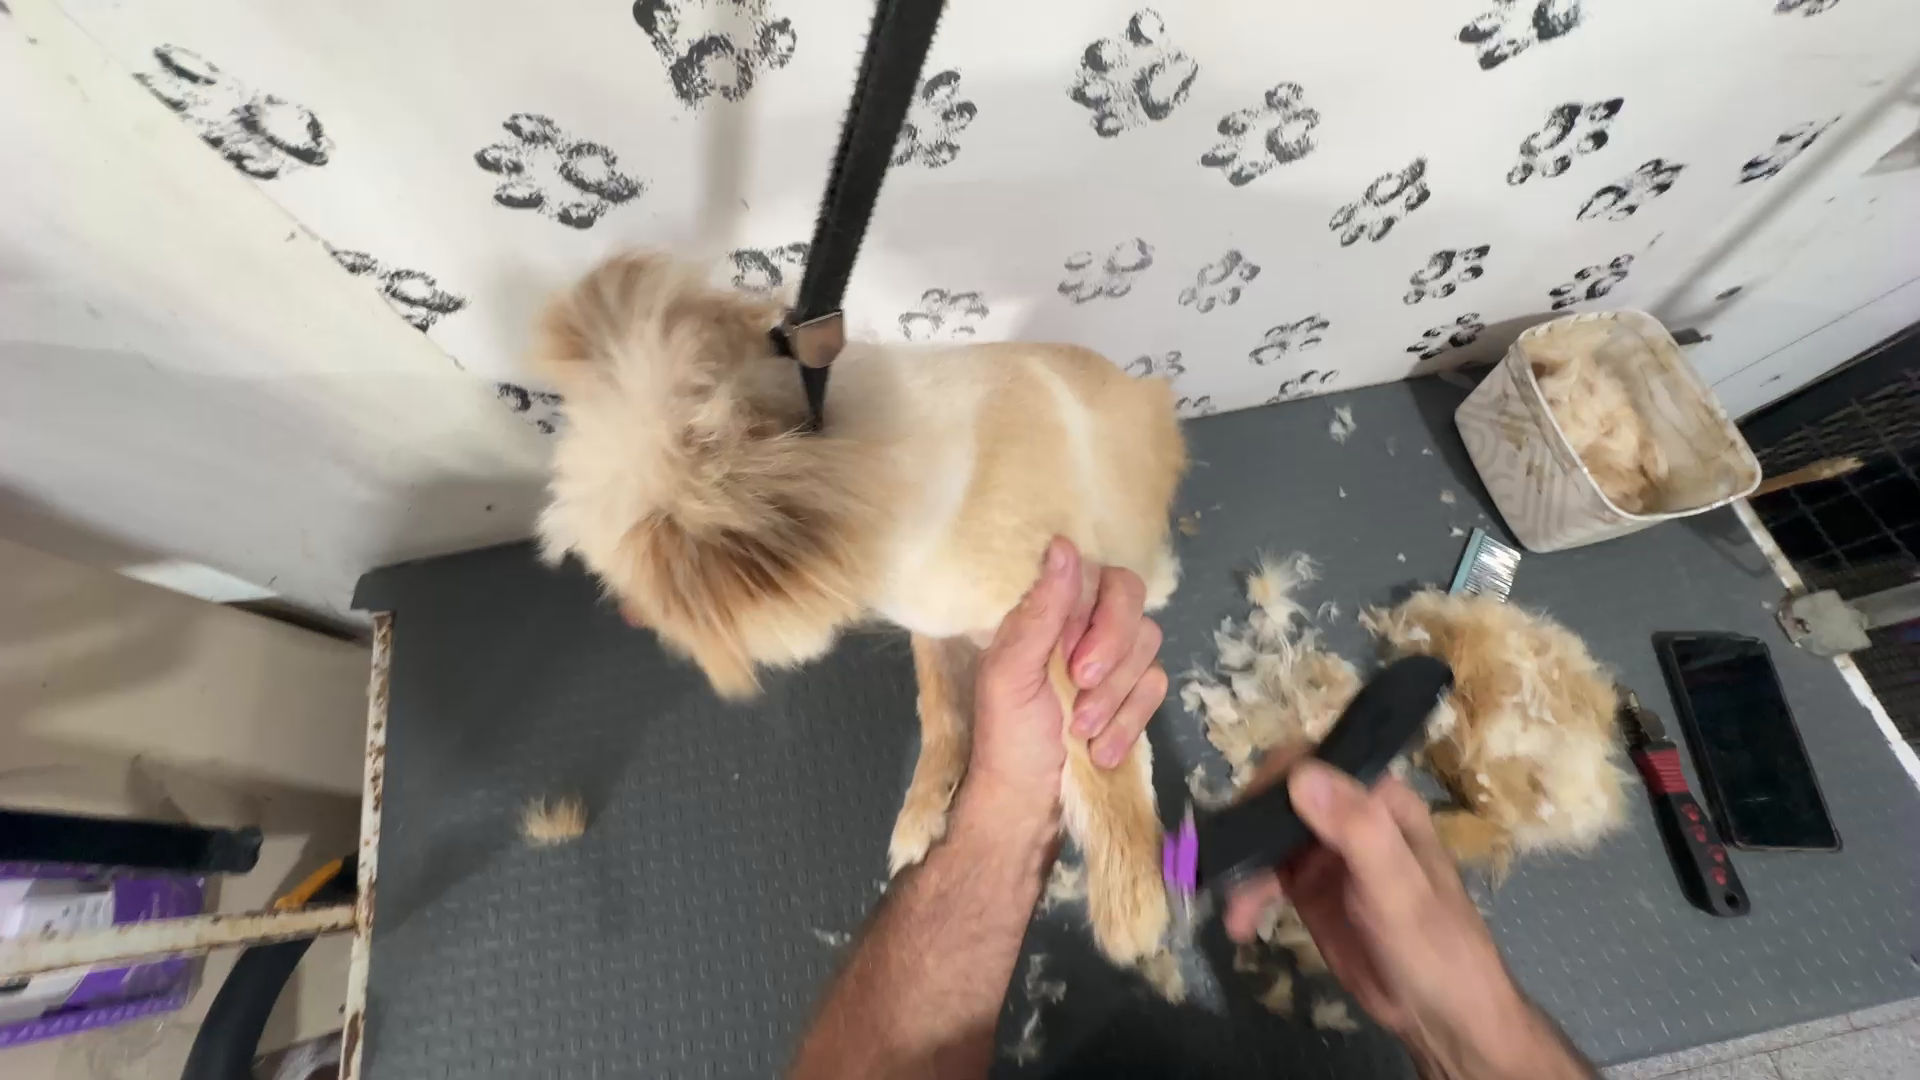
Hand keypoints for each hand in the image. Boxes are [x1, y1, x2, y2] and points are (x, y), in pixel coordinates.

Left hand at [960, 537, 1167, 827]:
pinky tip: (1100, 752)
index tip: (1073, 659)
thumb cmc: (1007, 735)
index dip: (1101, 617)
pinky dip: (1128, 724)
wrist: (1028, 803)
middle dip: (1112, 656)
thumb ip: (1039, 611)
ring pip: (1149, 650)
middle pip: (1133, 606)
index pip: (1101, 576)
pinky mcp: (1132, 694)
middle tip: (1079, 690)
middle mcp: (1082, 626)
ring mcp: (1112, 660)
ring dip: (1115, 698)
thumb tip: (1062, 544)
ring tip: (1079, 732)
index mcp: (1048, 611)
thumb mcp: (1010, 673)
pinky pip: (1156, 689)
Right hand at [1222, 757, 1591, 1078]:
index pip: (1312, 761)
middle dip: (1247, 825)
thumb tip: (1299, 774)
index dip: (1275, 780)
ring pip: (1264, 834)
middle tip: (1227, 858)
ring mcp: (1323, 849)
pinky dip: (1246, 892)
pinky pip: (1263, 872)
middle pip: (1278, 795)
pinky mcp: (1306, 883)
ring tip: (1232, 905)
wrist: (1444, 1022)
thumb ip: (1356, 828)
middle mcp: (1346, 814)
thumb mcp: (1398, 887)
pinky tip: (1239, 921)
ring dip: (1241, 863)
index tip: (1249, 816)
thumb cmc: (1435, 948)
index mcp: (1376, 799)